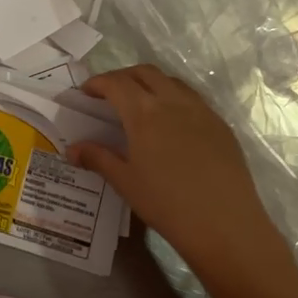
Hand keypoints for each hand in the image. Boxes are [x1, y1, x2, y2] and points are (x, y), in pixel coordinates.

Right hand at [67, 65, 285, 266]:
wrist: (225, 224)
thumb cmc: (167, 203)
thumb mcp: (125, 182)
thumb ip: (98, 158)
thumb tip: (72, 149)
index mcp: (144, 113)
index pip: (116, 83)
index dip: (97, 83)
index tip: (85, 92)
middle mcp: (173, 102)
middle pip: (144, 73)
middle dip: (123, 77)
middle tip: (110, 94)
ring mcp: (201, 111)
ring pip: (171, 81)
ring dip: (150, 83)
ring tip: (140, 103)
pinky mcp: (220, 124)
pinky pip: (193, 98)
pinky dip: (174, 98)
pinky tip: (171, 123)